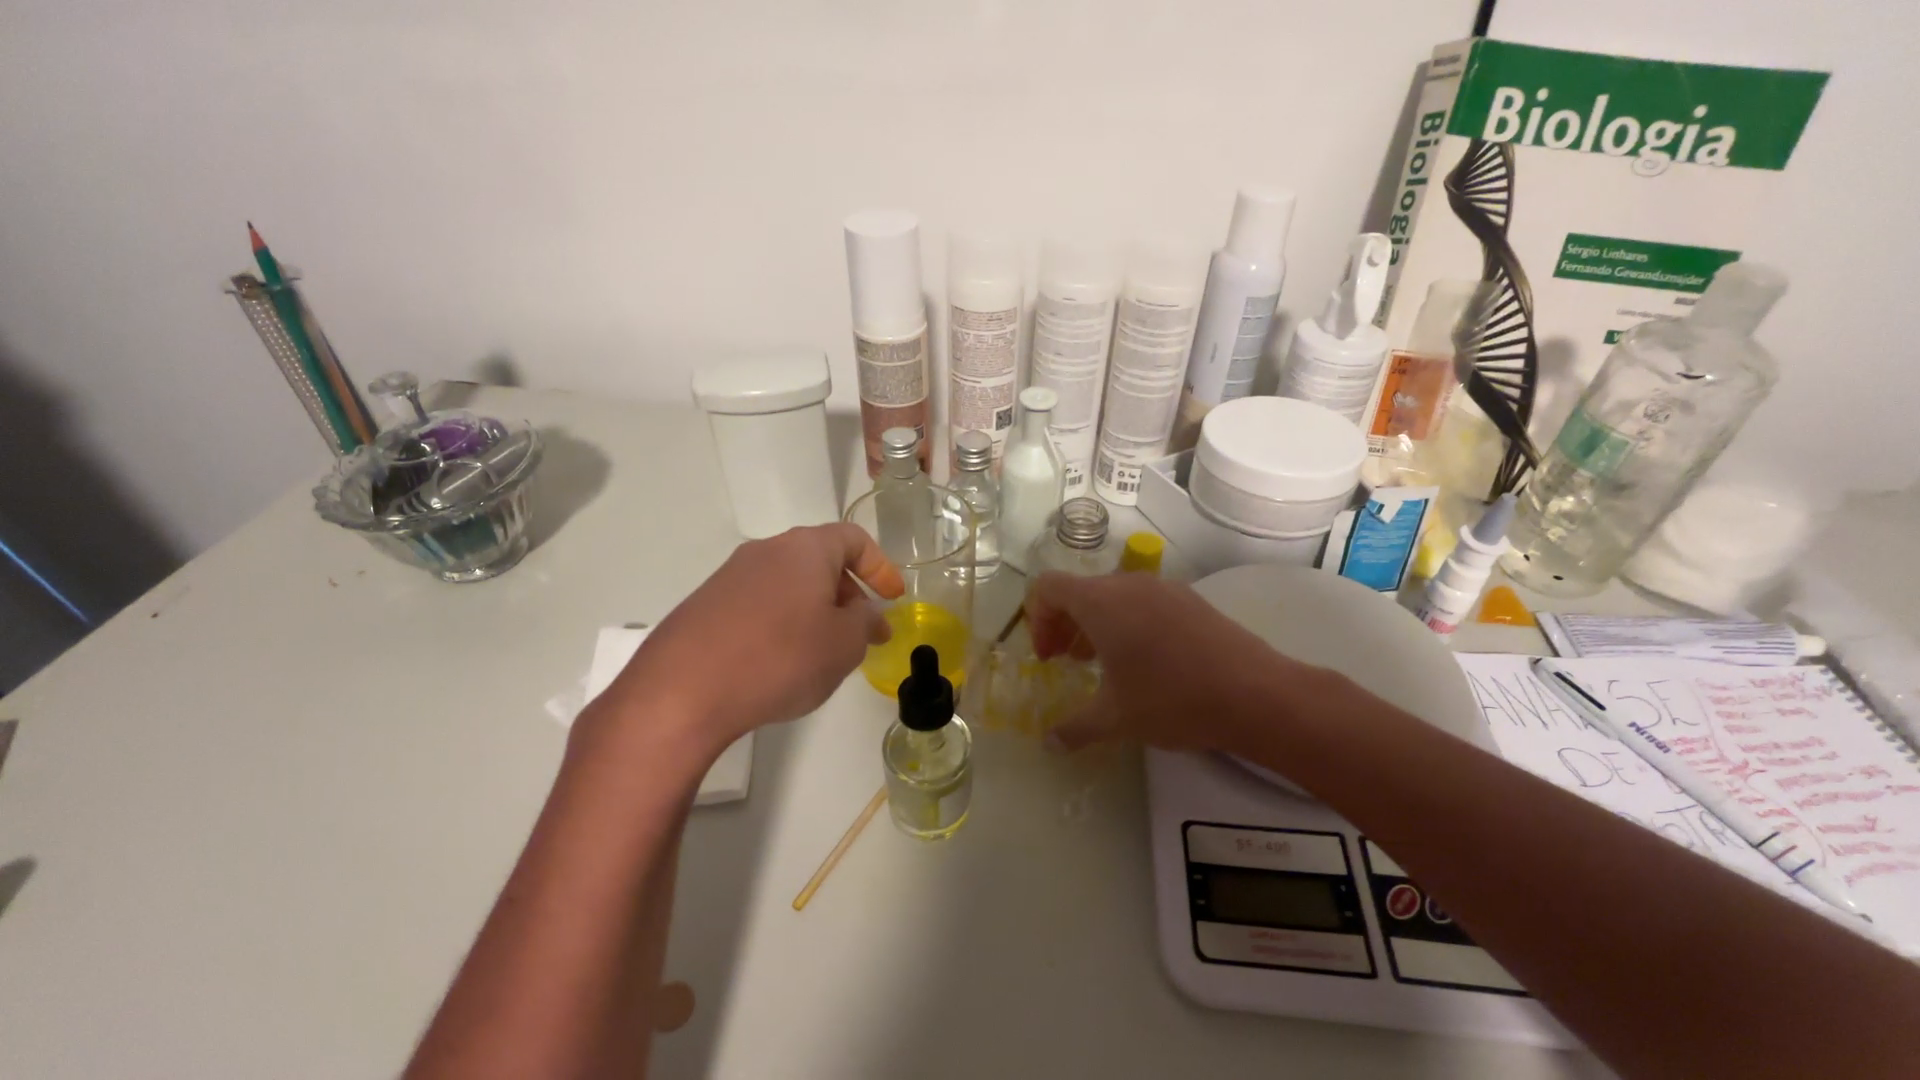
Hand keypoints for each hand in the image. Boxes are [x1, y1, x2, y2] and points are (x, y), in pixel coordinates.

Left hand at [584, 523, 903, 756]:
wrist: (683, 689)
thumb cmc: (780, 658)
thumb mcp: (843, 645)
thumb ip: (865, 623)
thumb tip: (865, 614)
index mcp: (805, 549)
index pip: (853, 539)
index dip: (880, 567)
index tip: (892, 600)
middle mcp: (766, 552)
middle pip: (819, 560)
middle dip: (847, 594)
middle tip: (862, 634)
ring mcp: (729, 578)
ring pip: (787, 585)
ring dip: (813, 611)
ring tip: (822, 654)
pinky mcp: (705, 607)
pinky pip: (758, 606)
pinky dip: (781, 625)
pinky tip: (779, 664)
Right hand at [1025, 571, 1337, 754]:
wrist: (1256, 695)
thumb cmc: (1173, 700)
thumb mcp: (1116, 719)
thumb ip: (1075, 727)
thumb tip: (1050, 743)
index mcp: (1102, 602)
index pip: (1049, 587)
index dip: (1037, 620)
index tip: (1048, 658)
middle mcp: (1130, 584)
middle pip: (1081, 590)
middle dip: (1065, 624)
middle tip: (1067, 662)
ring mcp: (1166, 589)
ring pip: (1115, 595)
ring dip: (1098, 625)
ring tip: (1104, 664)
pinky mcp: (1193, 601)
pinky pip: (1145, 602)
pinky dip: (1129, 623)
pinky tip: (1146, 663)